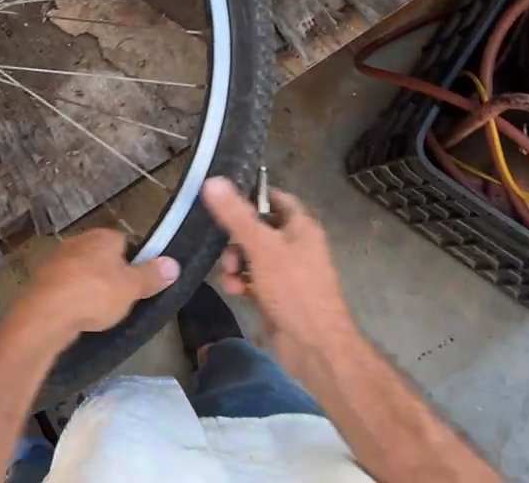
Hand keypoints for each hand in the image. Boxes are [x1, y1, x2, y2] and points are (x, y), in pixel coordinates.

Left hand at [18, 229, 179, 338]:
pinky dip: (73, 296)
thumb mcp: (131, 288)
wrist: (46, 313)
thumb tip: (174, 263)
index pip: (124, 242)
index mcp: (102, 236)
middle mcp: (79, 240)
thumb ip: (151, 276)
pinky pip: (66, 285)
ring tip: (99, 310)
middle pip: (102, 255)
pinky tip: (78, 313)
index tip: (137, 284)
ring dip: (90, 286)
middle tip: (121, 299)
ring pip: (83, 270)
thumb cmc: (94, 294)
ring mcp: (59, 258)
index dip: (133, 262)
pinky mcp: (44, 278)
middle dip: (110, 274)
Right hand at [200, 177, 352, 347]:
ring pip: (252, 254)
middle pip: (258, 227)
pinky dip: (242, 282)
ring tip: (230, 275)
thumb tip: (212, 181)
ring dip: (235, 262)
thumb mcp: (261, 247)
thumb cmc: (293, 289)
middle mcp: (296, 245)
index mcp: (301, 227)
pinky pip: (254, 279)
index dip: (251, 196)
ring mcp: (287, 272)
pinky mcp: (278, 295)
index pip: (275, 198)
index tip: (224, 200)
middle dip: (236, 237)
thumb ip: (236, 215)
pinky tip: (235, 291)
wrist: (315, 348)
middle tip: (224, 247)